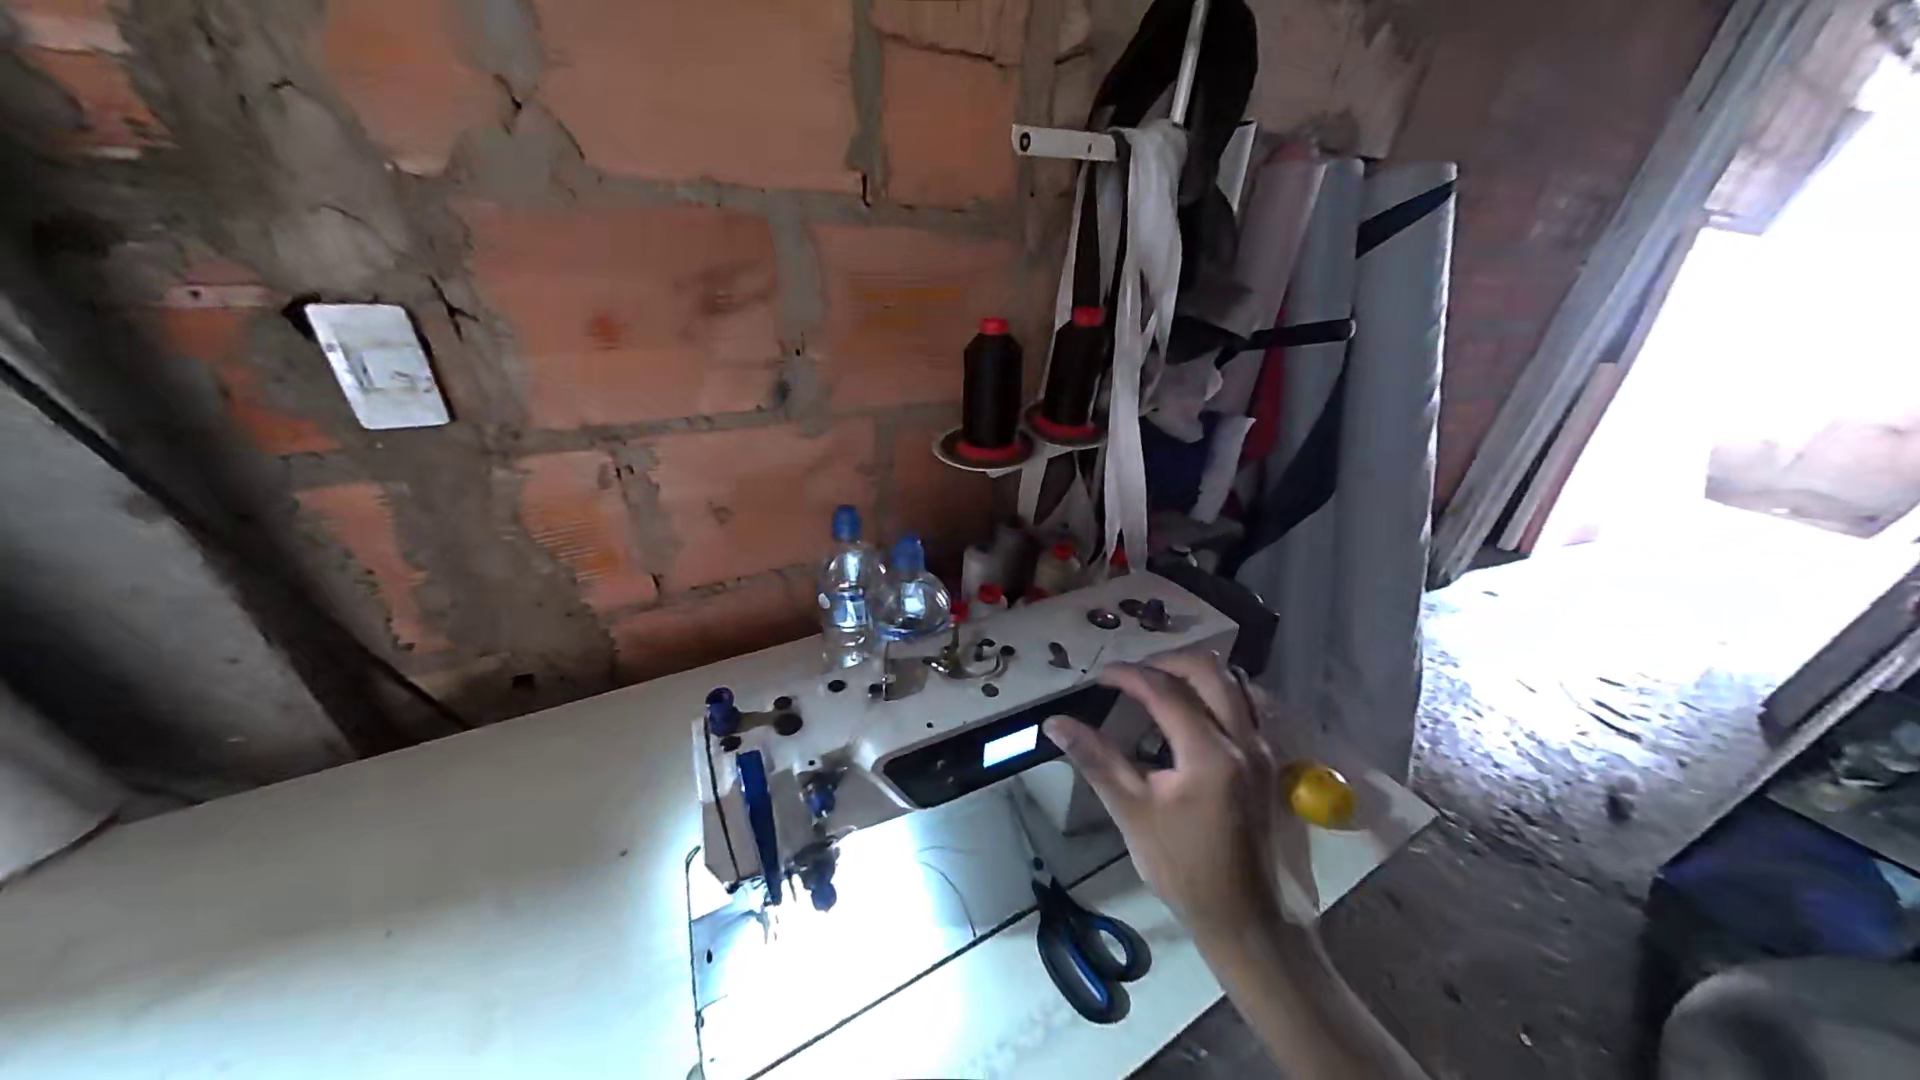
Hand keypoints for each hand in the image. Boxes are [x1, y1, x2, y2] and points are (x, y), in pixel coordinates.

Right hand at [1044, 649, 1304, 935]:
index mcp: (1209, 754)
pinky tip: (1195, 710)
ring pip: (1236, 681)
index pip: (1165, 691)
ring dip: (1196, 672)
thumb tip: (1055, 723)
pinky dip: (1219, 691)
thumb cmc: (1182, 867)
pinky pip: (1250, 703)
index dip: (1128, 675)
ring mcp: (1264, 749)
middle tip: (1131, 675)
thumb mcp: (1132, 812)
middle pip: (1208, 670)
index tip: (1099, 678)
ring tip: (1160, 685)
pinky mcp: (1269, 760)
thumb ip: (1096, 759)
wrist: (1243, 916)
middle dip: (1165, 662)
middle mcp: (1244, 740)